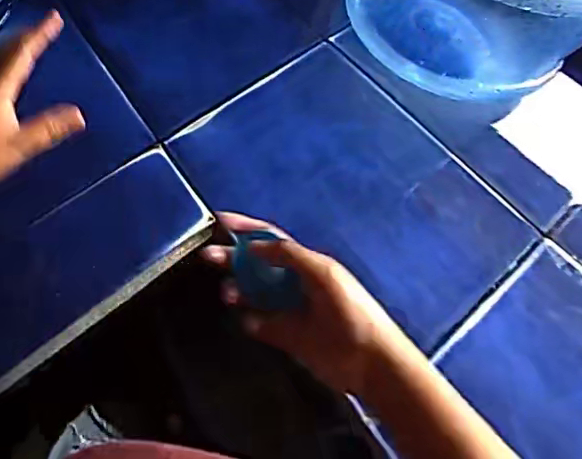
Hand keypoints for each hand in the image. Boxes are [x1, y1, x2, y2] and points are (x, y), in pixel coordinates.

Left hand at [0, 11, 85, 206]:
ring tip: (30, 37)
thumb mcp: (17, 146)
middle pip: (8, 49)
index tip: (55, 18)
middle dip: (29, 34)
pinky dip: (6, 57)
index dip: (40, 33)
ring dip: (16, 43)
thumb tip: (80, 115)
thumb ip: (48, 129)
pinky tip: (6, 67)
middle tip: (46, 22)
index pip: (23, 53)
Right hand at [200, 212, 425, 397]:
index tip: (220, 219)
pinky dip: (249, 320)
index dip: (245, 227)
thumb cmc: (351, 310)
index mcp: (304, 261)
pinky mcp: (288, 337)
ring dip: (238, 288)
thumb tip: (253, 247)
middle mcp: (294, 281)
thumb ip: (287, 255)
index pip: (269, 237)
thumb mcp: (321, 272)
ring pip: (255, 292)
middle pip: (256, 263)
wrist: (372, 363)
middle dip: (233, 257)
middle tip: (209, 256)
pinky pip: (261, 324)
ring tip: (226, 292)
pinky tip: (243, 318)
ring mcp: (290, 308)